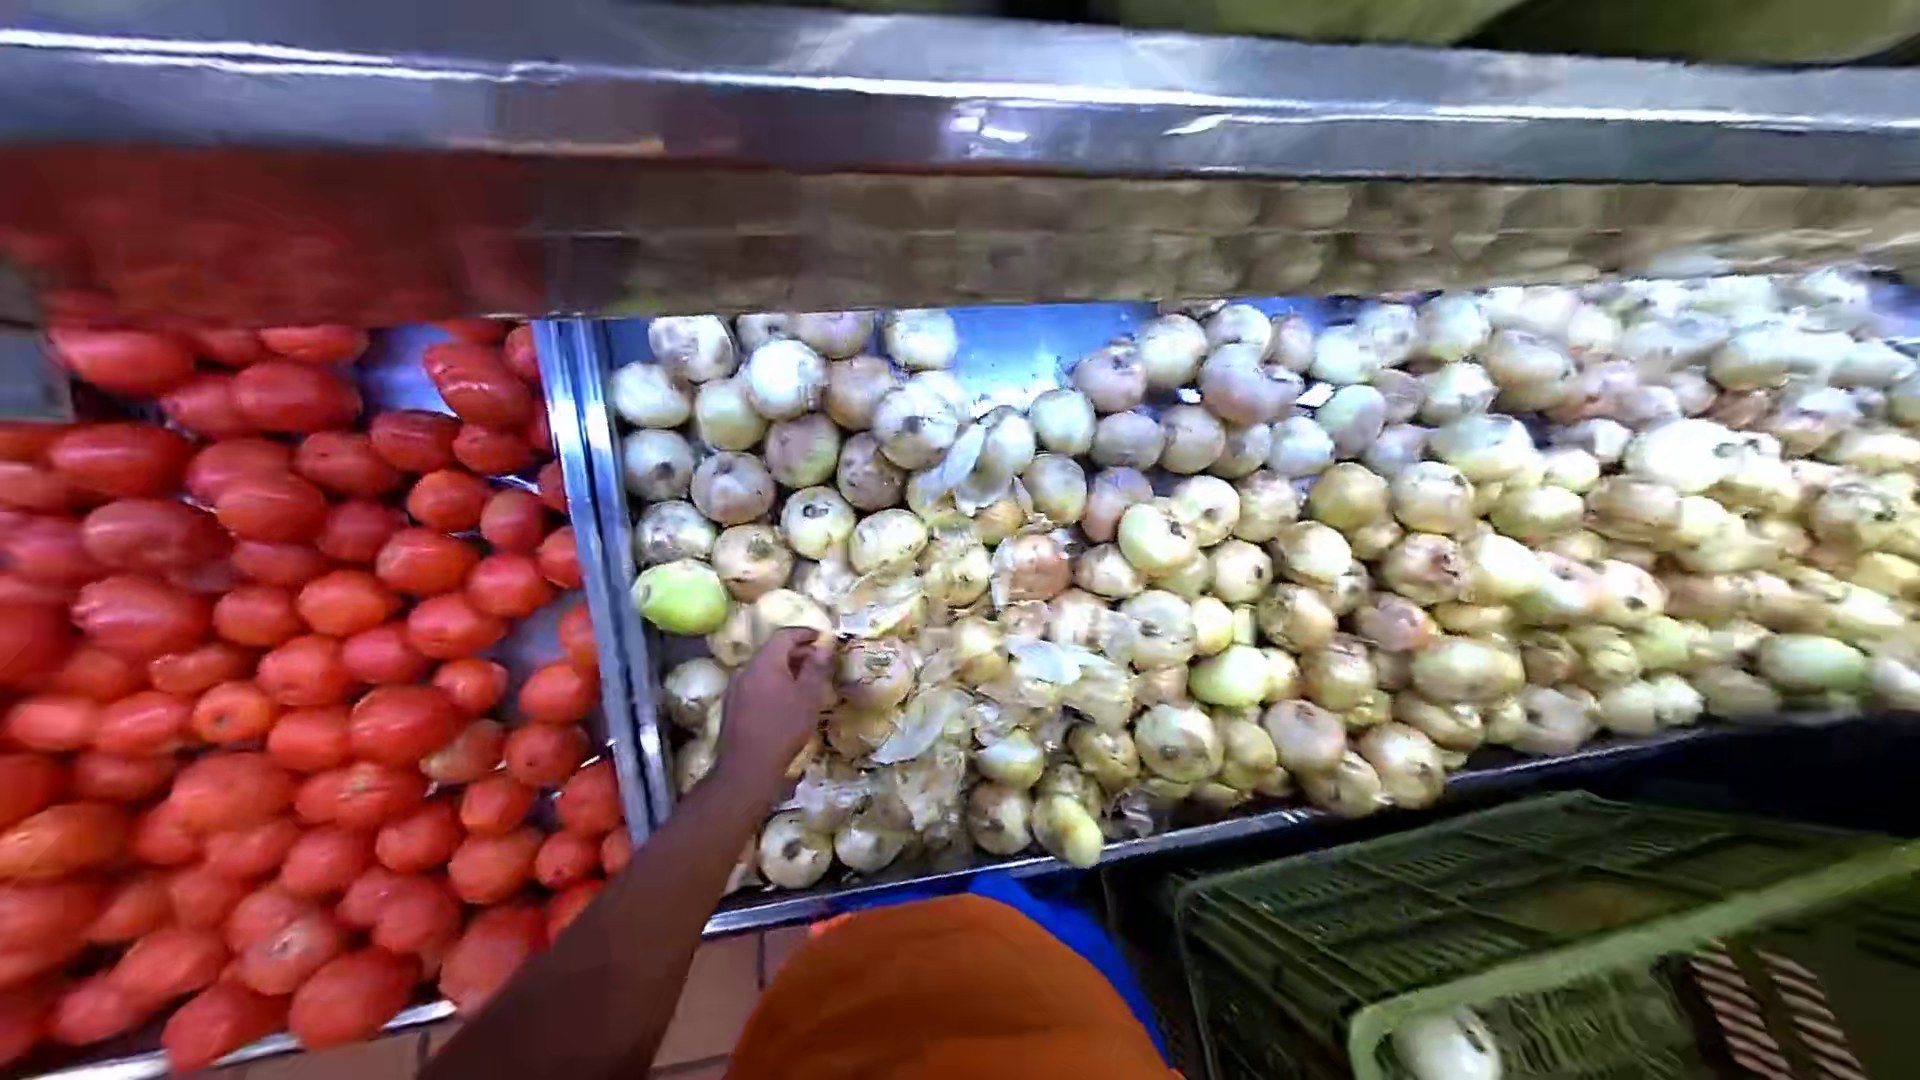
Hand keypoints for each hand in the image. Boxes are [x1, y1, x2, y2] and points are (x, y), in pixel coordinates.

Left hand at [716, 627, 833, 788]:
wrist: (747, 767)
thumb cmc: (784, 727)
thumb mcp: (809, 696)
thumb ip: (816, 668)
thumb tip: (823, 646)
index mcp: (764, 662)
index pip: (784, 635)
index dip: (804, 633)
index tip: (822, 637)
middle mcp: (745, 670)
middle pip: (773, 651)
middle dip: (797, 652)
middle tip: (819, 662)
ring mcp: (735, 689)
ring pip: (764, 669)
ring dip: (785, 669)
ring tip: (806, 682)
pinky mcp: (732, 707)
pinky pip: (756, 684)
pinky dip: (773, 684)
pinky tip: (786, 701)